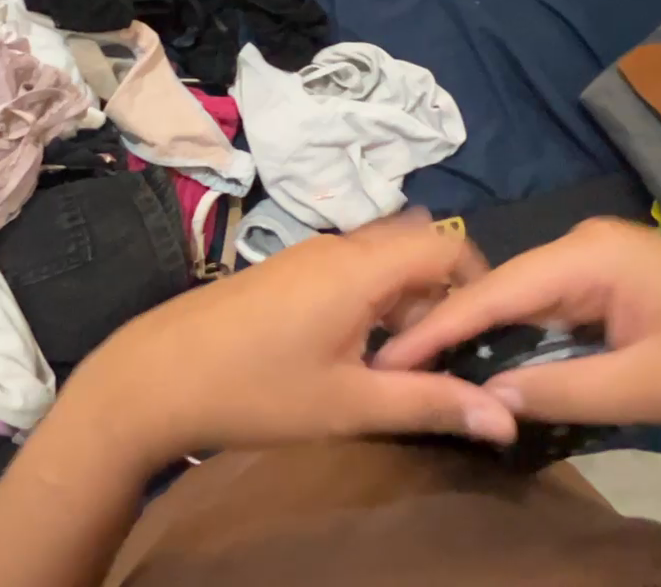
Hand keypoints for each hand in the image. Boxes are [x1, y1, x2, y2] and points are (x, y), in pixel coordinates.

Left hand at [58, 210, 518, 468]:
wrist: (155, 374)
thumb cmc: (257, 389)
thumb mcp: (350, 405)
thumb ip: (429, 403)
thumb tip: (505, 417)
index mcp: (361, 265)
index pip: (444, 242)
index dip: (478, 279)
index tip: (489, 331)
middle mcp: (338, 246)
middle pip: (413, 251)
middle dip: (438, 300)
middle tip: (442, 359)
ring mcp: (306, 254)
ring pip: (378, 264)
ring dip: (400, 305)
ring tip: (396, 365)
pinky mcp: (284, 270)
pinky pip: (346, 271)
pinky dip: (368, 302)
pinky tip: (351, 352)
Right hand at [374, 218, 660, 434]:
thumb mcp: (657, 385)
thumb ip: (566, 389)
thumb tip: (487, 396)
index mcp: (590, 254)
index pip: (496, 289)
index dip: (441, 325)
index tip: (388, 355)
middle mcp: (584, 247)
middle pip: (501, 290)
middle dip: (451, 328)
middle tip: (399, 368)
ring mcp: (597, 264)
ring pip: (522, 302)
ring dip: (484, 337)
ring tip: (430, 369)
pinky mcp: (608, 287)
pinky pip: (549, 312)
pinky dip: (519, 340)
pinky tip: (492, 364)